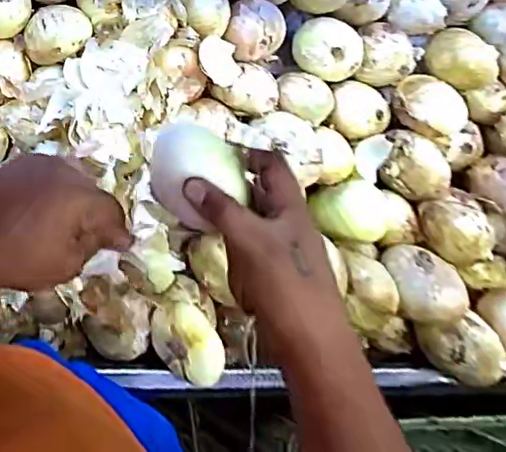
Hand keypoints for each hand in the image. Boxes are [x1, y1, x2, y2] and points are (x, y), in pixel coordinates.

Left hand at [0, 154, 131, 290]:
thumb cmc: (22, 257)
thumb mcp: (67, 263)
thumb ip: (95, 243)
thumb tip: (114, 234)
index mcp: (80, 195)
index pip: (111, 209)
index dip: (118, 230)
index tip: (121, 245)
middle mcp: (63, 170)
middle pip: (92, 189)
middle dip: (96, 211)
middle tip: (94, 234)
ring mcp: (40, 162)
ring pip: (71, 175)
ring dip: (75, 195)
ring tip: (67, 219)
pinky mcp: (20, 162)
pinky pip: (48, 171)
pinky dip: (52, 186)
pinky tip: (44, 206)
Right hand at [185, 148, 351, 356]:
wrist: (314, 353)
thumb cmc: (287, 287)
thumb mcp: (250, 240)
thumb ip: (221, 208)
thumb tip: (191, 181)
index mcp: (291, 208)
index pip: (272, 165)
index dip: (248, 152)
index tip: (216, 151)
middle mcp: (289, 225)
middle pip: (258, 193)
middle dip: (229, 187)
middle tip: (197, 181)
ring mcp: (282, 253)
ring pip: (250, 223)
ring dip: (228, 221)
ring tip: (199, 216)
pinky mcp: (274, 278)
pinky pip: (248, 253)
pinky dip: (232, 252)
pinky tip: (221, 261)